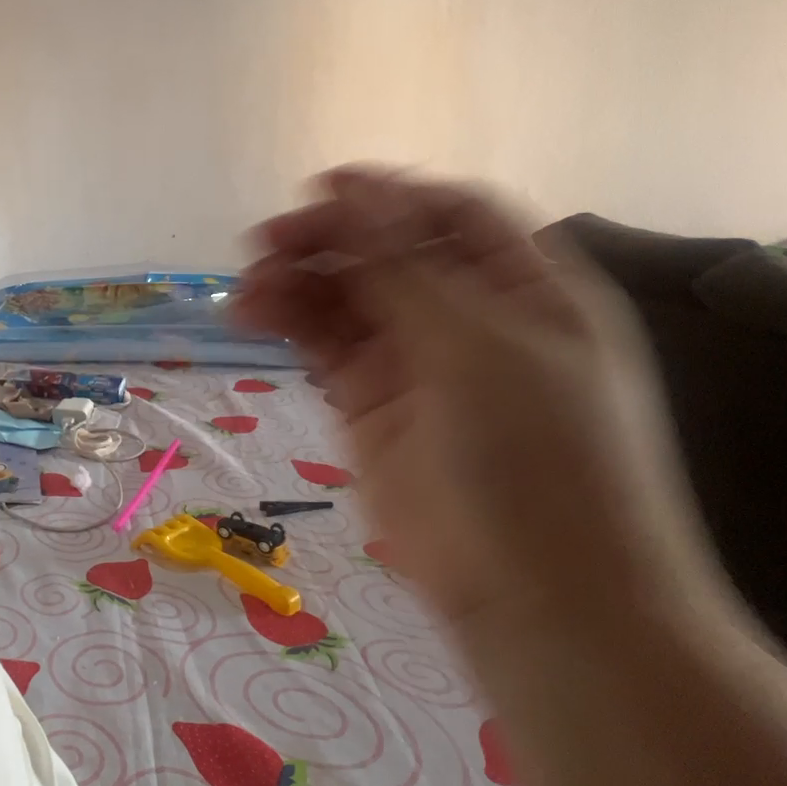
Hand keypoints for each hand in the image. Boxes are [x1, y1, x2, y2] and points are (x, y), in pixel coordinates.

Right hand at [232, 167, 729, 636]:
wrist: (539, 597)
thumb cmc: (536, 458)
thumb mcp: (476, 346)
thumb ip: (405, 266)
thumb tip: (354, 187)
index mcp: (526, 289)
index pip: (452, 216)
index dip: (388, 196)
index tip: (319, 191)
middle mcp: (471, 315)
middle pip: (387, 251)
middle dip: (327, 240)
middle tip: (263, 244)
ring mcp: (417, 360)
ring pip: (346, 295)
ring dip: (296, 281)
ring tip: (247, 291)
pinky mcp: (370, 400)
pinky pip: (323, 342)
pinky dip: (288, 322)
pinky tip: (251, 315)